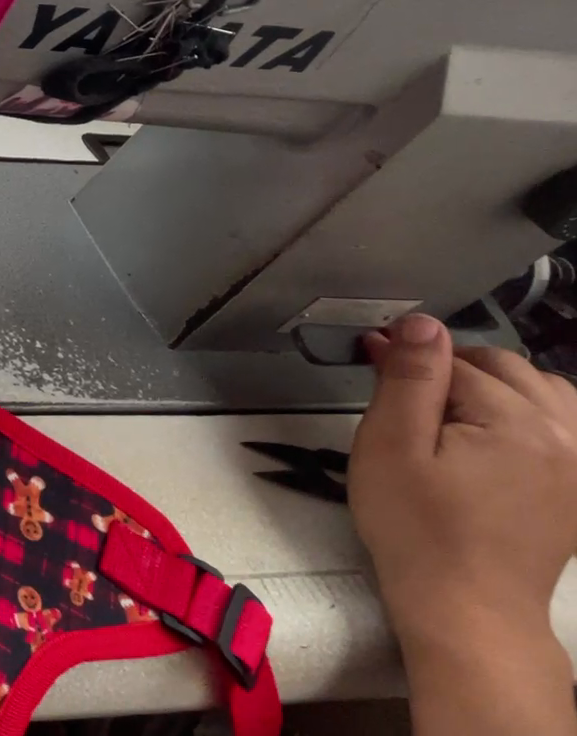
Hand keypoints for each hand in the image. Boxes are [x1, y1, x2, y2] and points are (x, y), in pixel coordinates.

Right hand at [349, 314, 576, 637]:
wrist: (465, 601)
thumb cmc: (413, 521)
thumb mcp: (391, 444)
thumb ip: (410, 379)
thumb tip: (421, 323)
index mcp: (519, 422)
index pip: (455, 363)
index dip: (406, 357)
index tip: (367, 359)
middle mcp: (569, 435)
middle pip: (507, 368)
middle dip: (451, 366)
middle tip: (397, 387)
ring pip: (545, 390)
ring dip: (493, 383)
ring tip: (442, 405)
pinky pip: (567, 422)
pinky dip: (529, 409)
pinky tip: (489, 428)